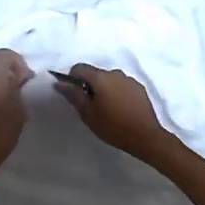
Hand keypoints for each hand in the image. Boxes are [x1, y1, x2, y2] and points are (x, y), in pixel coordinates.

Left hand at [0, 49, 32, 180]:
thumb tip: (20, 75)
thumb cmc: (2, 134)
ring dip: (2, 74)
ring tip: (14, 92)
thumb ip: (18, 87)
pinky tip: (3, 101)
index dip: (19, 62)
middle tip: (22, 81)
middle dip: (10, 64)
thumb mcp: (18, 109)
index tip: (27, 79)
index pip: (3, 54)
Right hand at [53, 64, 178, 161]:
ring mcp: (130, 80)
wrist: (145, 137)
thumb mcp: (87, 113)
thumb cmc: (112, 126)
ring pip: (110, 80)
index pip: (79, 67)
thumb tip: (59, 82)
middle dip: (90, 86)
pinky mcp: (140, 88)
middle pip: (96, 73)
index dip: (72, 79)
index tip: (75, 95)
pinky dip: (117, 93)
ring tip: (107, 110)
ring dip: (105, 90)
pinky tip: (120, 110)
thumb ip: (73, 95)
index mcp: (101, 77)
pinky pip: (122, 86)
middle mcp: (116, 73)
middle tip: (90, 107)